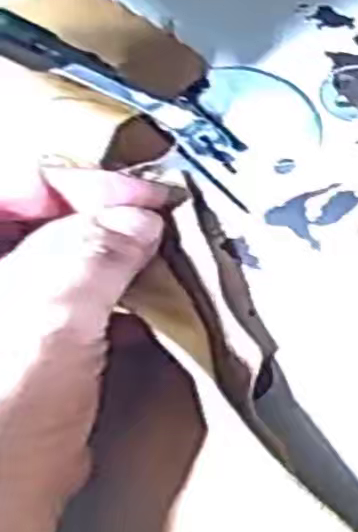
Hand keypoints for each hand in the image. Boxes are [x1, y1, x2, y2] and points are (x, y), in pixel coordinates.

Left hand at [0, 164, 173, 531]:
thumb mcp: (41, 322)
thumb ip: (85, 259)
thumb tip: (136, 217)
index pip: (3, 189)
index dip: (73, 185)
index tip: (147, 199)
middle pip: (29, 222)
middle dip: (100, 219)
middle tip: (164, 226)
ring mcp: (1, 316)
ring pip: (56, 260)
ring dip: (115, 259)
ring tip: (167, 265)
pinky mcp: (22, 346)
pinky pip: (72, 299)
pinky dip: (115, 296)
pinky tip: (148, 308)